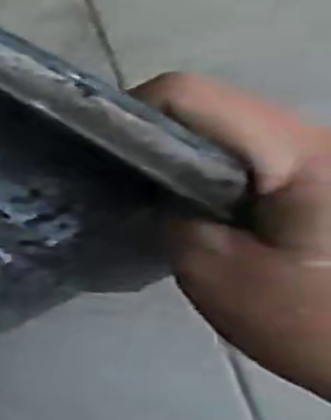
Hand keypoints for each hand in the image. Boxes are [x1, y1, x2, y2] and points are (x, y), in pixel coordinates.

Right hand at [133, 72, 330, 398]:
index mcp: (305, 153)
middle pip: (214, 111)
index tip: (109, 160)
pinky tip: (232, 225)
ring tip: (189, 218)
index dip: (129, 117)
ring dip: (198, 168)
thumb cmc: (323, 325)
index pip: (186, 94)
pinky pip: (269, 159)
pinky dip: (233, 183)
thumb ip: (170, 209)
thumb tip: (154, 183)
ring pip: (240, 136)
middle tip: (144, 199)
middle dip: (164, 148)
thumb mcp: (212, 269)